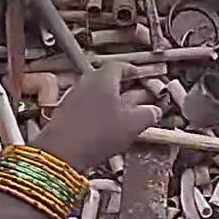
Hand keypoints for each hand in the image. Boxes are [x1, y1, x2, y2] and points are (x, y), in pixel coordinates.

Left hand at [31, 62, 161, 172]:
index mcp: (104, 78)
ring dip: (110, 99)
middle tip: (137, 95)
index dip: (133, 71)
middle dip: (124, 87)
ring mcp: (73, 96)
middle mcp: (86, 81)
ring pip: (96, 92)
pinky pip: (87, 104)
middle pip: (108, 79)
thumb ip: (148, 114)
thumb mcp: (132, 125)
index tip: (141, 77)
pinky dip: (98, 109)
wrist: (62, 152)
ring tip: (123, 112)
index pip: (120, 66)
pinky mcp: (65, 111)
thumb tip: (156, 110)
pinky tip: (105, 123)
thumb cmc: (101, 133)